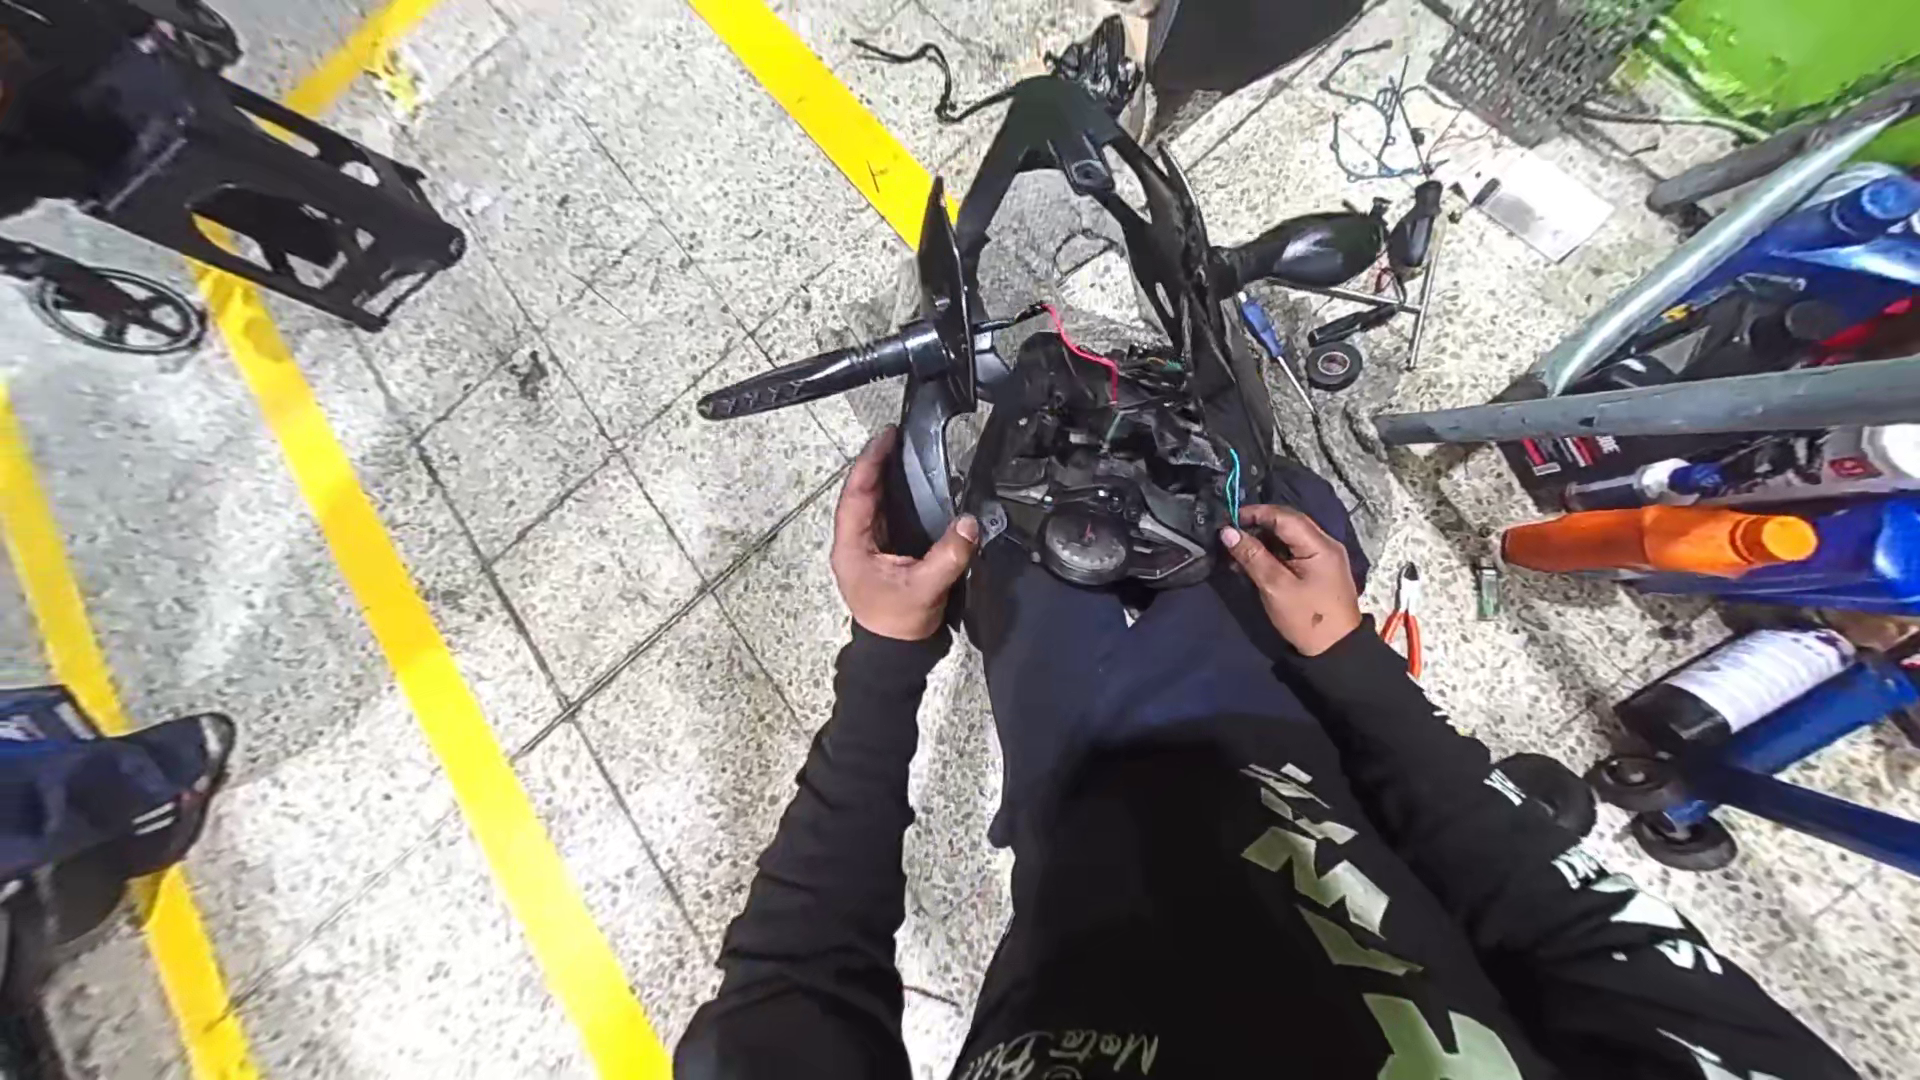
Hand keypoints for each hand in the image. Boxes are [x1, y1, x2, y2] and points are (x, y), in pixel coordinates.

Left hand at [831, 427, 979, 640]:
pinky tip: (908, 485)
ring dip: (883, 477)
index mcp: (852, 547)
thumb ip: (948, 556)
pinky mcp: (879, 552)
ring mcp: (864, 547)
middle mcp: (853, 542)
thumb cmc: (900, 623)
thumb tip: (969, 523)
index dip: (870, 463)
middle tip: (897, 437)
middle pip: (860, 493)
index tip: (885, 438)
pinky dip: (892, 496)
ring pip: (870, 503)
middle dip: (876, 464)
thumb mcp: (925, 589)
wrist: (895, 653)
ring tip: (902, 452)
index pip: (857, 494)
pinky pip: (882, 515)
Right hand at [1219, 505, 1361, 655]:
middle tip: (1230, 533)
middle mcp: (1324, 544)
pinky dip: (1271, 551)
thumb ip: (1252, 556)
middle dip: (1257, 523)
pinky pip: (1291, 549)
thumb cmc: (1306, 617)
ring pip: (1288, 535)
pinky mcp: (1317, 568)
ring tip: (1237, 549)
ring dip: (1262, 538)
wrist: (1335, 649)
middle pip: (1287, 522)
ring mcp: (1323, 556)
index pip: (1284, 516)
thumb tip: (1227, 532)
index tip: (1229, 520)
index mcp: (1319, 546)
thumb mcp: (1275, 586)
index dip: (1255, 513)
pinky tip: (1253, 561)